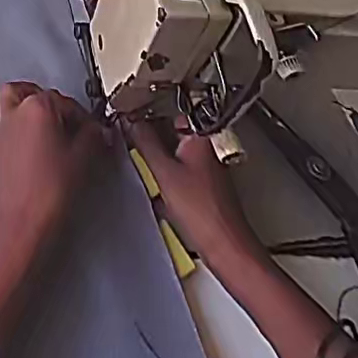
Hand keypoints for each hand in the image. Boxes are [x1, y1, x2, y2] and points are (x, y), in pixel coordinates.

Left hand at [0, 79, 107, 257]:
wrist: (24, 224)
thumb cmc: (53, 190)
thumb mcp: (82, 160)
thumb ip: (92, 138)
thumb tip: (99, 130)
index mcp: (42, 107)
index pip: (68, 104)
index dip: (82, 118)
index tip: (92, 133)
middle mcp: (19, 109)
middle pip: (41, 96)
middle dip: (57, 106)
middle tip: (71, 125)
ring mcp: (1, 124)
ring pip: (11, 95)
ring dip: (24, 93)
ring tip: (34, 98)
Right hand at [125, 117, 262, 266]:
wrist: (225, 247)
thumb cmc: (204, 212)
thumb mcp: (164, 172)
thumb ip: (146, 143)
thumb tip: (132, 123)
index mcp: (201, 136)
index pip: (173, 110)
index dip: (151, 109)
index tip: (132, 113)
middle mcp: (207, 147)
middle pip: (173, 130)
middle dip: (153, 134)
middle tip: (134, 135)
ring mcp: (206, 167)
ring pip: (175, 151)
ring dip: (159, 155)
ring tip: (143, 161)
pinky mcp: (204, 186)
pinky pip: (180, 169)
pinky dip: (167, 173)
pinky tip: (156, 186)